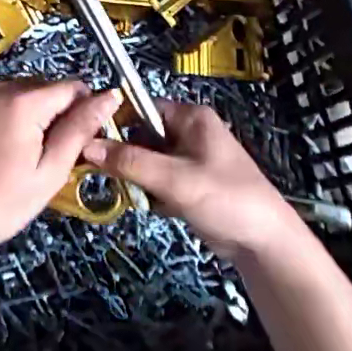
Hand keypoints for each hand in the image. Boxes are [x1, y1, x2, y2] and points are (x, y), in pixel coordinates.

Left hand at [0, 81, 121, 259]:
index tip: (78, 139)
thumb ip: (80, 129)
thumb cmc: (0, 203)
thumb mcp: (50, 171)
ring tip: (15, 156)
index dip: (82, 109)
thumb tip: (110, 96)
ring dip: (23, 114)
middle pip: (40, 88)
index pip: (70, 87)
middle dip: (51, 112)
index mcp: (23, 102)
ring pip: (12, 94)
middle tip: (46, 154)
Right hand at [83, 101, 297, 258]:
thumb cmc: (225, 198)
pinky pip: (157, 180)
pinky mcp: (189, 184)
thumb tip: (87, 146)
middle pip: (142, 135)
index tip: (89, 140)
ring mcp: (189, 159)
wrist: (264, 244)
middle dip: (124, 155)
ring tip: (128, 193)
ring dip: (136, 177)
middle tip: (104, 174)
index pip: (142, 107)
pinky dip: (149, 191)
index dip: (116, 121)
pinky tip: (146, 206)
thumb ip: (130, 162)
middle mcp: (189, 132)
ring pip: (147, 160)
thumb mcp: (174, 179)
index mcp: (190, 117)